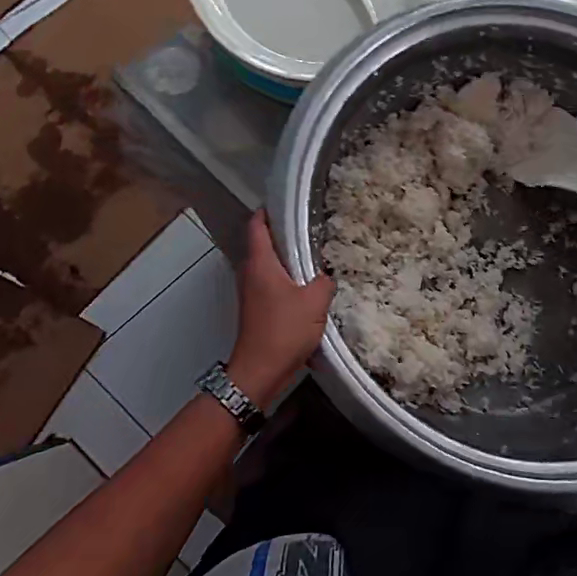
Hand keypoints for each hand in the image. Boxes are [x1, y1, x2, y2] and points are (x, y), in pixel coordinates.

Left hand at [228, 210, 335, 401]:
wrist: (260, 370)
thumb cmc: (284, 330)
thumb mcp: (315, 301)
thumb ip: (324, 281)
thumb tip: (326, 276)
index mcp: (260, 263)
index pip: (257, 226)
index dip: (269, 211)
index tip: (288, 204)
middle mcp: (250, 273)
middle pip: (263, 244)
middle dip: (284, 235)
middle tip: (310, 229)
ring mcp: (251, 293)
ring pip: (268, 267)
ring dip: (287, 261)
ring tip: (313, 256)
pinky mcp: (256, 310)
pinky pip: (271, 285)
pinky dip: (286, 281)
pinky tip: (307, 288)